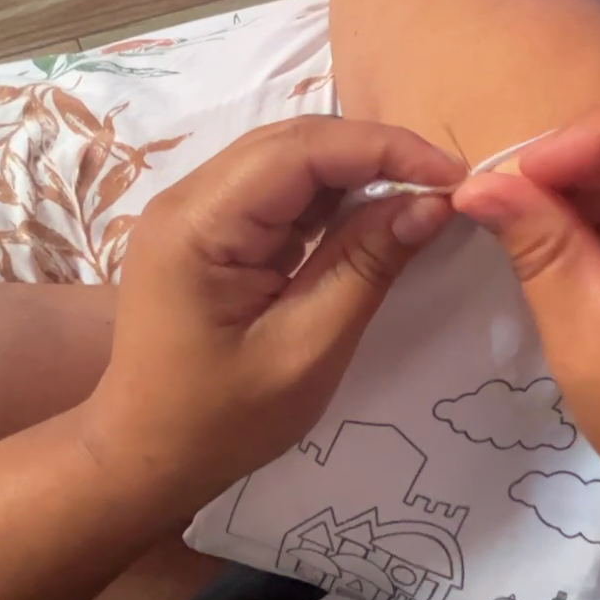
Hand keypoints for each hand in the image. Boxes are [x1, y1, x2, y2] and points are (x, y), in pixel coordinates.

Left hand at [86, 116, 462, 510]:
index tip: (453, 176)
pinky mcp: (212, 229)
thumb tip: (433, 203)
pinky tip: (372, 215)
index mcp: (199, 223)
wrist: (147, 456)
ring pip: (290, 161)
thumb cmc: (223, 421)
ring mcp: (197, 210)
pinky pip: (281, 192)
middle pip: (295, 143)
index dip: (384, 149)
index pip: (302, 149)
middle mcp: (190, 198)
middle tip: (444, 187)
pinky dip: (333, 198)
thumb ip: (367, 266)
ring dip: (357, 172)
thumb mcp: (308, 348)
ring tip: (419, 197)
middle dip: (376, 154)